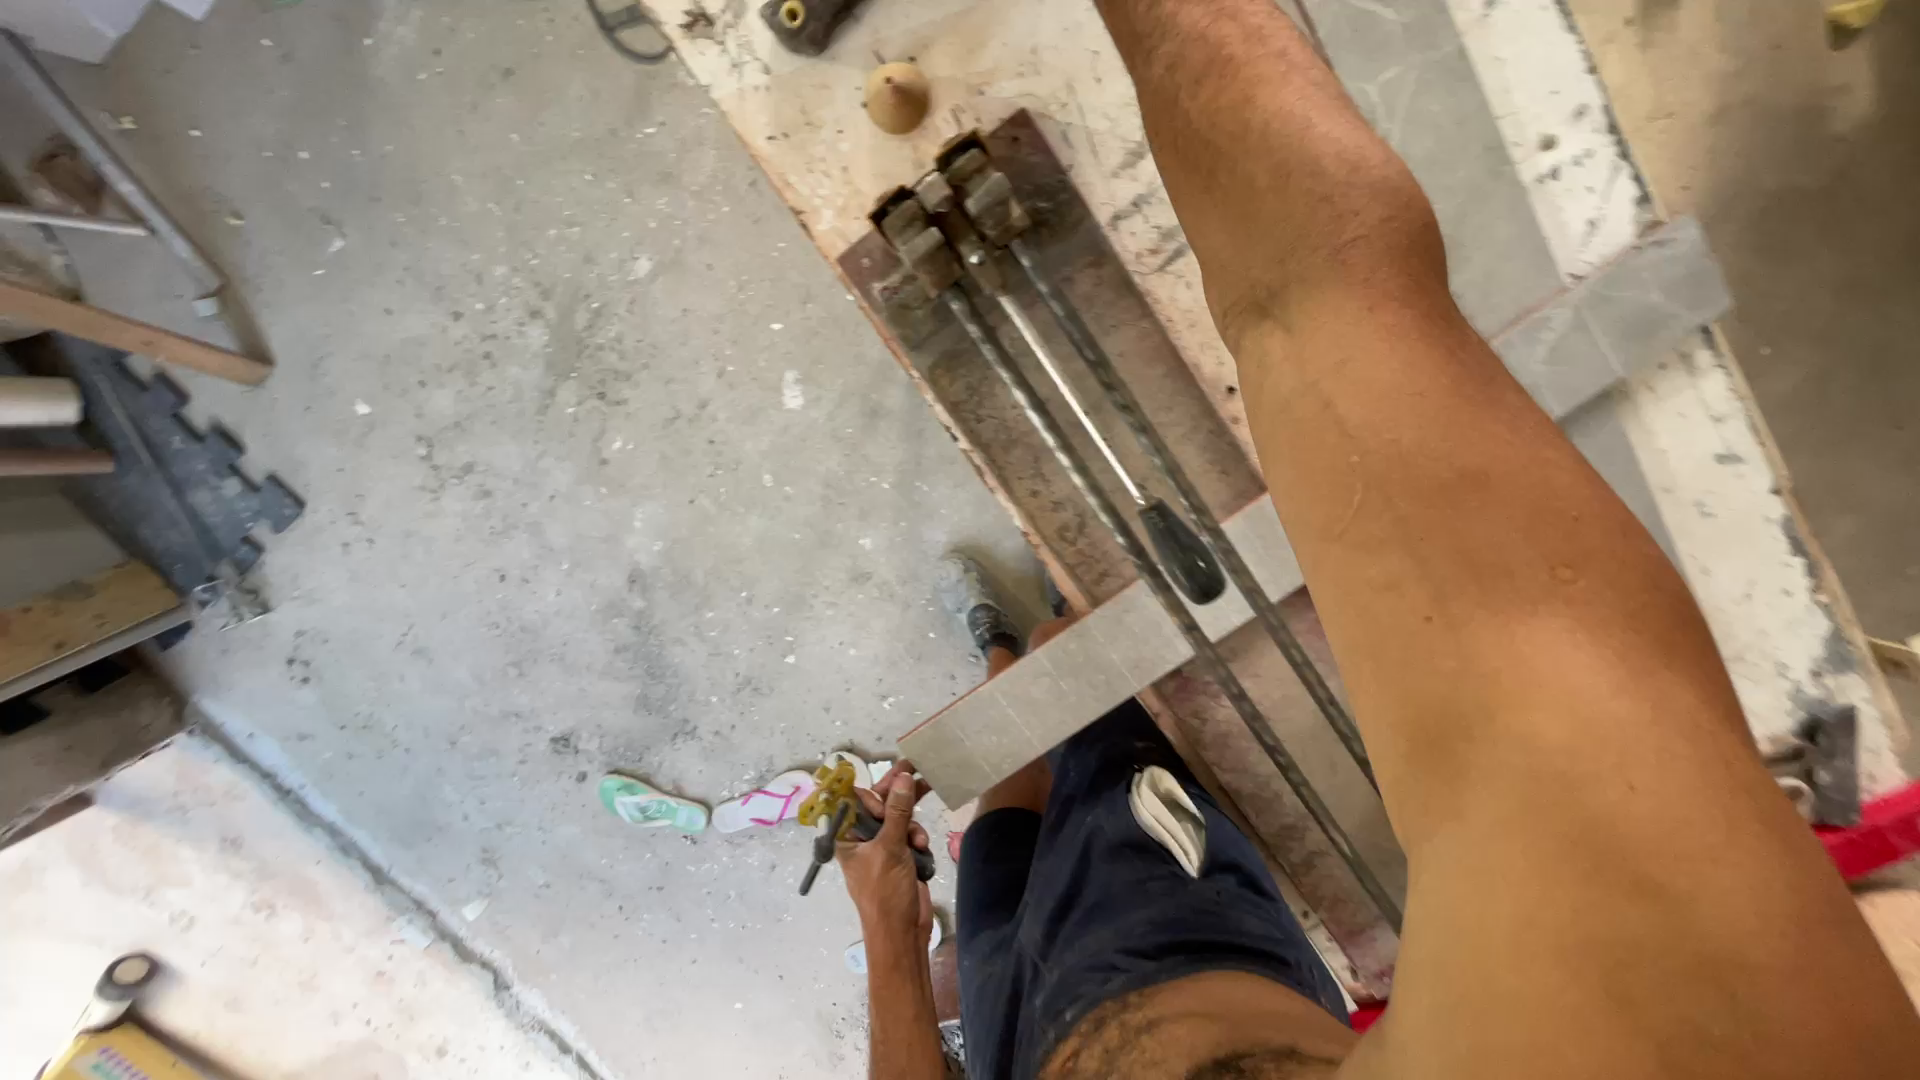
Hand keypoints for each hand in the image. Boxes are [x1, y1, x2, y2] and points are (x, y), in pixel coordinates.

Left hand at [837, 761, 934, 947]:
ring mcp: (882, 846)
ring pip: (898, 818)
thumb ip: (897, 811)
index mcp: (847, 836)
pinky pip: (909, 834)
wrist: (902, 933)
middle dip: (898, 794)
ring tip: (919, 840)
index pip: (856, 801)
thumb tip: (902, 777)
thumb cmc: (885, 892)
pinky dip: (917, 838)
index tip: (892, 784)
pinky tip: (923, 850)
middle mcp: (862, 838)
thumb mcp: (890, 848)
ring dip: (911, 824)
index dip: (874, 792)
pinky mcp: (900, 856)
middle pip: (880, 805)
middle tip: (915, 768)